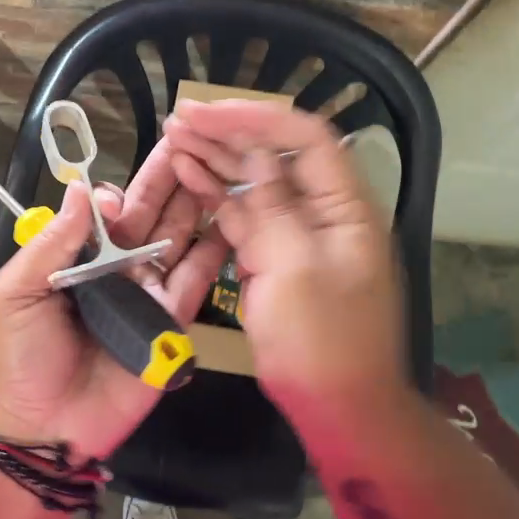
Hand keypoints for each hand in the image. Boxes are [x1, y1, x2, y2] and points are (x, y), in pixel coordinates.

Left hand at [0, 140, 228, 459]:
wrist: (47, 425)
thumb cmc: (22, 356)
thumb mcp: (17, 294)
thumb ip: (50, 243)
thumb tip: (83, 189)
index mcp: (78, 255)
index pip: (107, 210)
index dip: (121, 190)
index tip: (124, 189)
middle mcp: (117, 266)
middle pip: (149, 213)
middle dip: (171, 178)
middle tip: (198, 139)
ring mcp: (147, 291)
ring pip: (178, 237)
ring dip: (198, 203)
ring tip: (223, 167)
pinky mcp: (171, 321)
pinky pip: (194, 280)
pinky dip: (213, 251)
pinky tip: (232, 218)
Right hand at [161, 99, 410, 417]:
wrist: (338, 406)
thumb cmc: (323, 342)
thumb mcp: (295, 270)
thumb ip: (274, 208)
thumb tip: (256, 155)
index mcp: (344, 208)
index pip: (305, 139)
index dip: (257, 118)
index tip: (209, 112)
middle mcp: (322, 212)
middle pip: (276, 157)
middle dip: (229, 134)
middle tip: (180, 119)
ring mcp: (297, 235)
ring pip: (256, 184)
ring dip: (217, 160)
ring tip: (174, 137)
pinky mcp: (275, 258)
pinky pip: (246, 217)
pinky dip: (217, 196)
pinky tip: (188, 174)